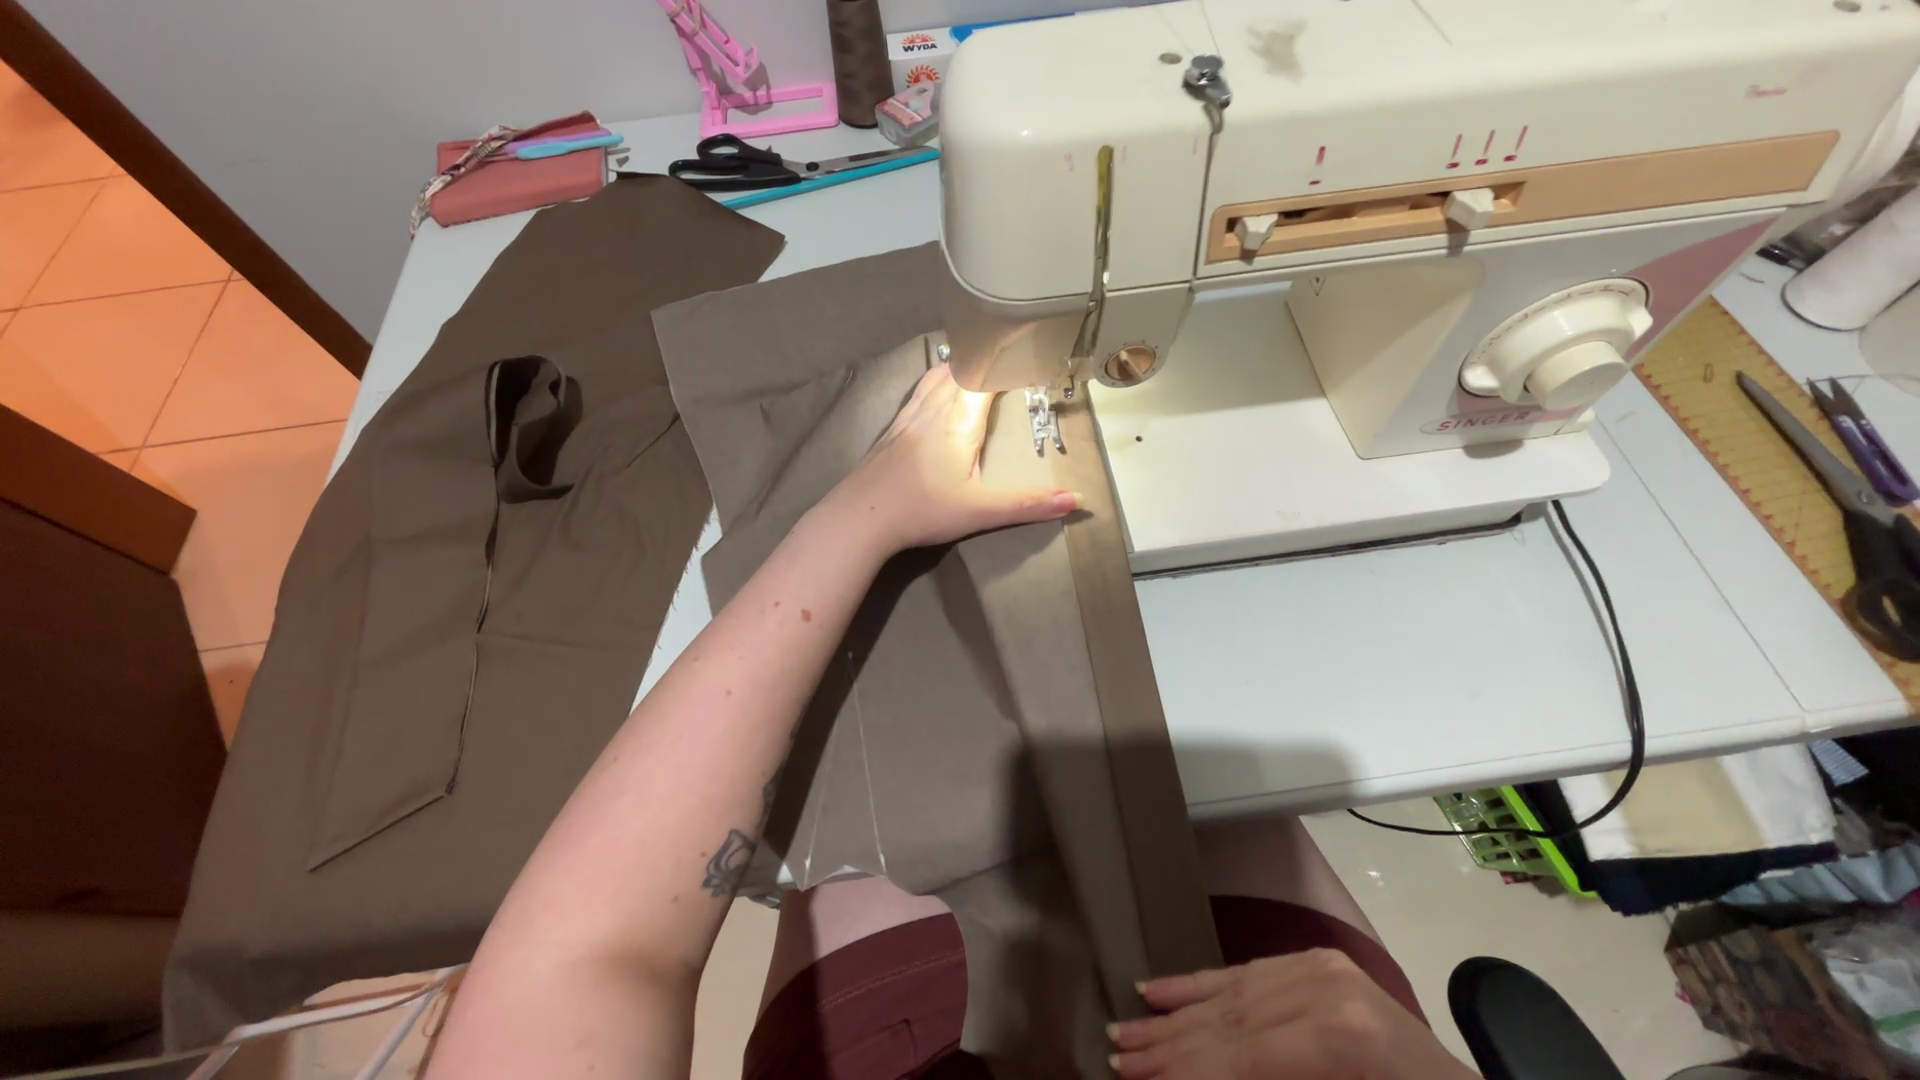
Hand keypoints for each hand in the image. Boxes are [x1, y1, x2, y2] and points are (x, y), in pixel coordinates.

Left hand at [820, 364, 1077, 553]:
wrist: (859, 518)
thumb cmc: (921, 511)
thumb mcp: (980, 512)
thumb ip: (1028, 504)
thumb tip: (1077, 499)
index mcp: (959, 419)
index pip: (986, 373)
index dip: (1008, 359)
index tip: (1031, 351)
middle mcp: (933, 407)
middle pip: (963, 367)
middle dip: (989, 360)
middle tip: (1014, 357)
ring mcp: (909, 415)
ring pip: (938, 375)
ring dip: (962, 367)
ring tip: (982, 365)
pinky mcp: (893, 427)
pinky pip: (920, 390)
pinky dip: (938, 381)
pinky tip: (939, 389)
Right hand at [1110, 950, 1476, 1079]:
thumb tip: (1189, 1077)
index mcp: (1337, 1040)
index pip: (1238, 1059)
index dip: (1182, 1072)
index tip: (1130, 1078)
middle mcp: (1326, 990)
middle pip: (1227, 1024)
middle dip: (1168, 1046)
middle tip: (1116, 1055)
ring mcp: (1324, 969)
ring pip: (1229, 994)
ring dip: (1174, 1017)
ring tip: (1124, 1030)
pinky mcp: (1321, 963)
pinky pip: (1248, 973)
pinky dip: (1202, 984)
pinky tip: (1161, 989)